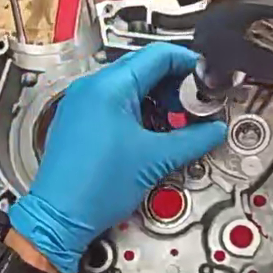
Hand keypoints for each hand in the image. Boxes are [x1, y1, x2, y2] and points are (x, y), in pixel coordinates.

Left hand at [9, 44, 228, 272]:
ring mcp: (81, 104)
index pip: (159, 55)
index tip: (205, 81)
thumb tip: (213, 130)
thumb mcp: (154, 160)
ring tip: (175, 125)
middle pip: (145, 69)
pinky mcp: (79, 122)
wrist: (59, 217)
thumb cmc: (91, 190)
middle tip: (194, 107)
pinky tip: (151, 135)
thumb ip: (192, 140)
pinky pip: (114, 105)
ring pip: (130, 88)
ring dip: (158, 102)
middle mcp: (91, 89)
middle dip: (175, 87)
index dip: (189, 65)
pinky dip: (138, 114)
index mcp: (108, 87)